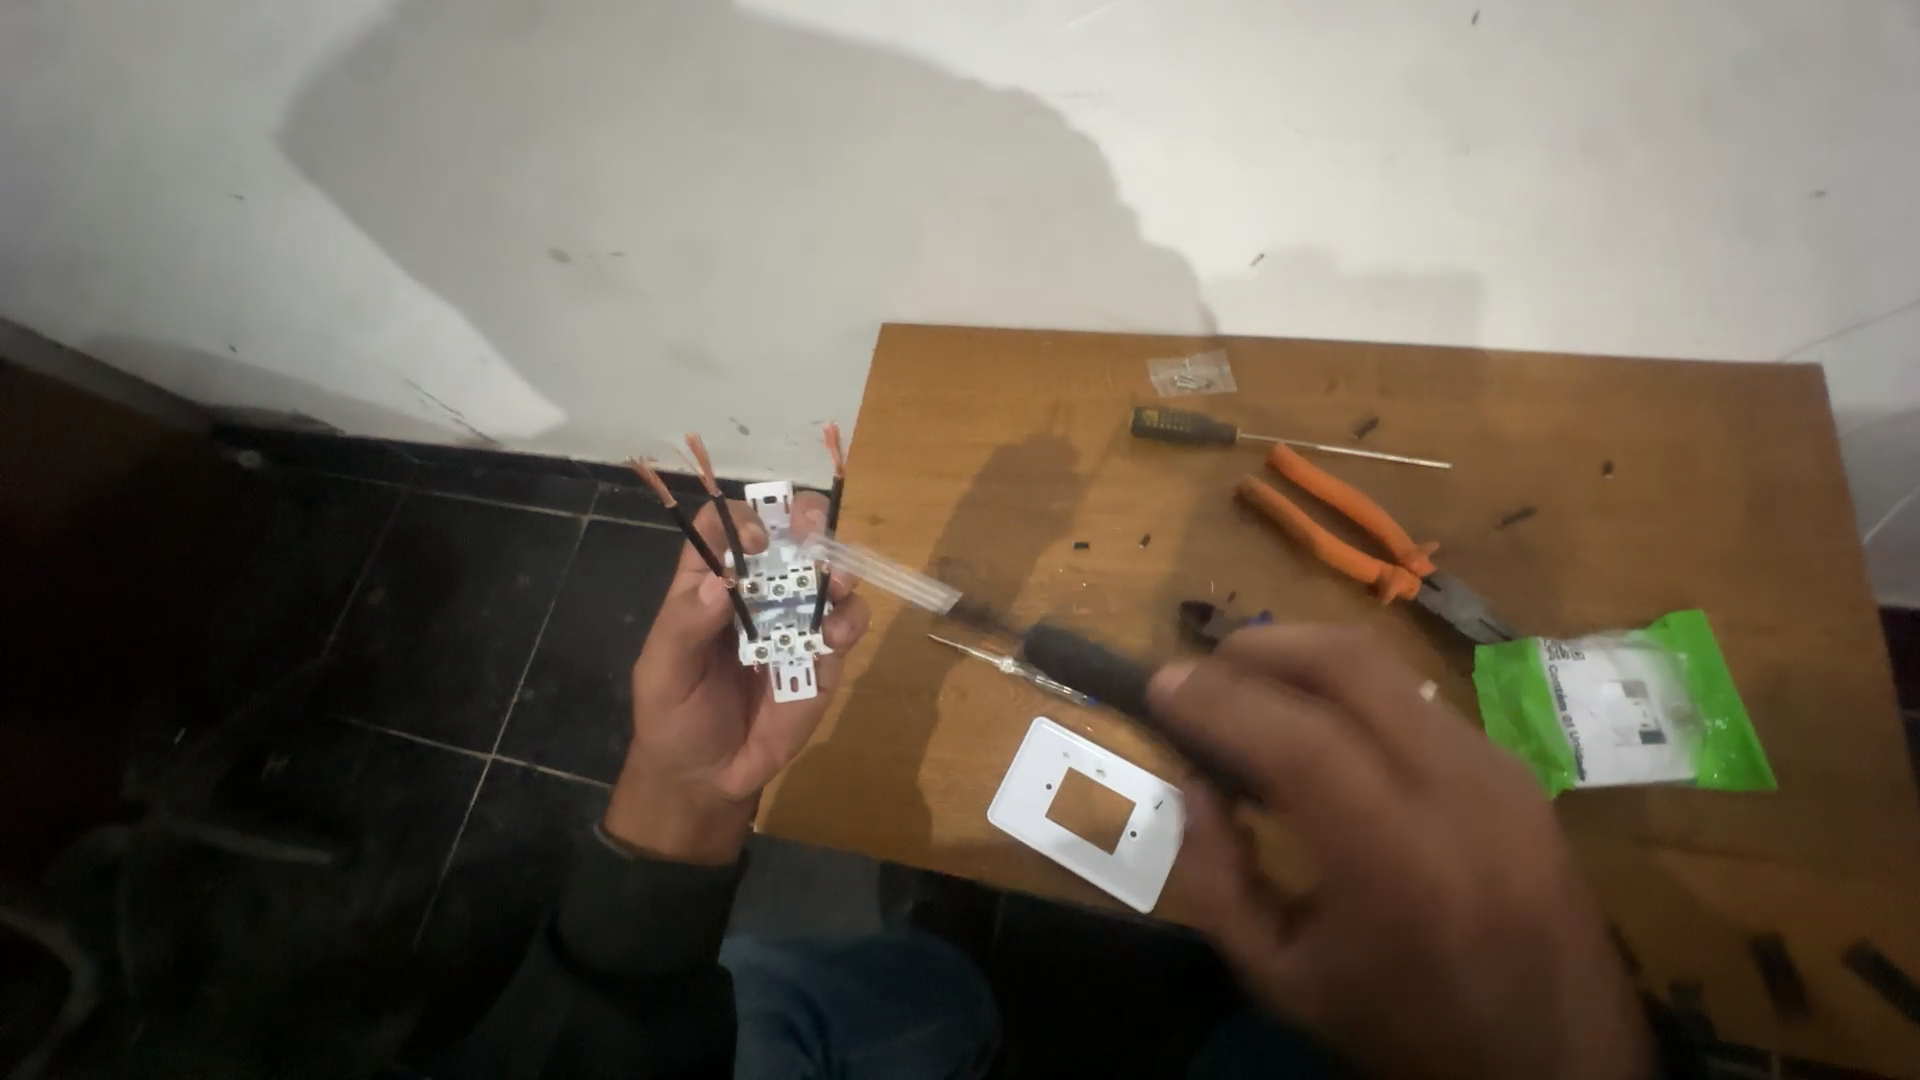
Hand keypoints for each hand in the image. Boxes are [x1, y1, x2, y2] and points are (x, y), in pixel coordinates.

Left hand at [604, 491, 868, 864]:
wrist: (710, 776)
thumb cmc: (675, 716)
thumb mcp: (662, 674)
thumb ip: (684, 627)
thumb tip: (721, 584)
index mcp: (709, 584)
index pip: (726, 528)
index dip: (743, 520)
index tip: (758, 541)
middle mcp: (757, 591)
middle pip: (788, 535)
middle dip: (806, 521)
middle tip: (812, 533)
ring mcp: (795, 620)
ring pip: (827, 573)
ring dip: (837, 568)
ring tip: (834, 584)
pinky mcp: (824, 654)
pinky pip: (847, 623)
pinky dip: (849, 619)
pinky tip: (834, 636)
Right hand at [1151, 626, 1650, 1079]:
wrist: (1563, 1067)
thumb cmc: (1403, 1026)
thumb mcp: (1277, 972)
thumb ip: (1215, 871)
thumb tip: (1192, 777)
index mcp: (1402, 867)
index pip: (1301, 743)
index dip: (1220, 700)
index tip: (1161, 683)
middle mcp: (1463, 797)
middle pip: (1350, 666)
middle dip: (1260, 646)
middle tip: (1204, 666)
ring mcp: (1498, 772)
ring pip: (1383, 665)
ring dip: (1299, 656)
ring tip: (1248, 685)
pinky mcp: (1513, 767)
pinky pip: (1408, 695)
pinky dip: (1341, 687)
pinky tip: (1313, 721)